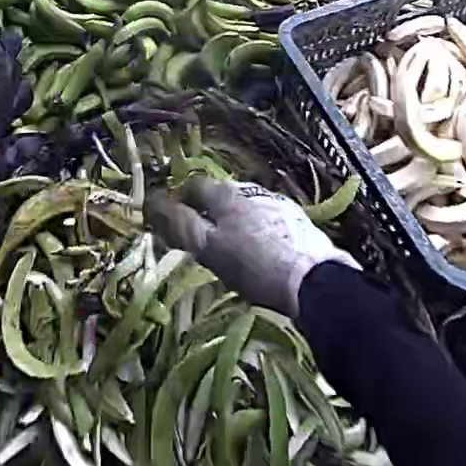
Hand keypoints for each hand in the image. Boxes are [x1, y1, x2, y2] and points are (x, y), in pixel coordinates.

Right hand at [144, 176, 357, 316]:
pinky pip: (268, 218)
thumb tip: (152, 202)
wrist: (313, 280)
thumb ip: (180, 224)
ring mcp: (275, 201)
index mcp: (224, 193)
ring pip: (245, 205)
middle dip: (208, 211)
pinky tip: (263, 250)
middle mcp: (249, 188)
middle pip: (220, 194)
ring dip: (234, 219)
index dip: (179, 200)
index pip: (192, 186)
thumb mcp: (208, 248)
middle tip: (203, 238)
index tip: (173, 220)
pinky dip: (259, 228)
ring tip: (234, 247)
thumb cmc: (253, 264)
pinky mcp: (296, 218)